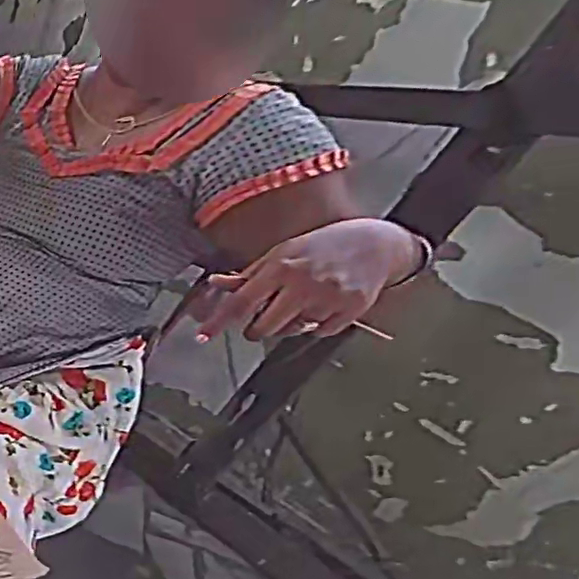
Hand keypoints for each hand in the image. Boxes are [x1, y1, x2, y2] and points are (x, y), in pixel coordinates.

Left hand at [195, 218, 421, 341]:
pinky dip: (314, 326)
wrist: (375, 243)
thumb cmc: (320, 247)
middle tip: (260, 321)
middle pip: (264, 326)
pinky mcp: (352, 309)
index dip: (219, 321)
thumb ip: (247, 274)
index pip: (241, 302)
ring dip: (288, 325)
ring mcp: (329, 297)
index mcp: (280, 268)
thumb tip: (216, 283)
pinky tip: (320, 306)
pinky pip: (319, 333)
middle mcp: (303, 283)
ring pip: (292, 331)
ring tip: (299, 303)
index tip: (203, 335)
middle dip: (256, 329)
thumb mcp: (280, 253)